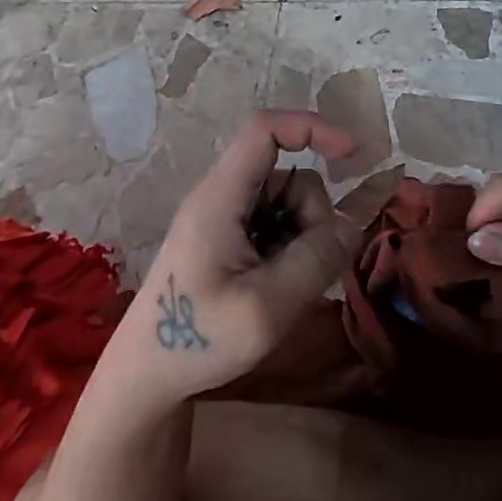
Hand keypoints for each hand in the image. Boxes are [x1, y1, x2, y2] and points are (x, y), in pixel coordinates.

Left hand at [115, 112, 365, 403]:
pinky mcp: (224, 240)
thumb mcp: (269, 305)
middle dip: (313, 216)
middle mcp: (219, 197)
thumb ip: (317, 259)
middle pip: (286, 176)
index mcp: (220, 197)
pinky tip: (275, 289)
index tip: (353, 156)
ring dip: (303, 238)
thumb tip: (352, 224)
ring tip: (285, 289)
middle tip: (304, 273)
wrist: (148, 372)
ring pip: (285, 204)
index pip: (264, 130)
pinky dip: (288, 250)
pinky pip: (272, 226)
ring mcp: (221, 219)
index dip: (310, 128)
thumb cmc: (200, 339)